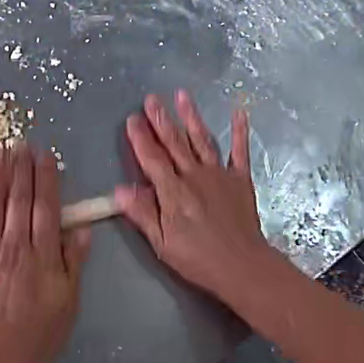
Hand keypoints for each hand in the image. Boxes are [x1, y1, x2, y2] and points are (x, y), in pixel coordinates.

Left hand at [0, 144, 90, 362]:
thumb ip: (72, 261)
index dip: (45, 178)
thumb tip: (80, 229)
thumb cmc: (38, 333)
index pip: (45, 206)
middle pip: (18, 199)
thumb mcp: (68, 300)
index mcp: (41, 251)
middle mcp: (13, 243)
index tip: (43, 155)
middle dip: (20, 168)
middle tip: (19, 142)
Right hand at [117, 91, 284, 300]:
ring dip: (191, 117)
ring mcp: (219, 174)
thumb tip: (119, 190)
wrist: (244, 267)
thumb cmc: (198, 259)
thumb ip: (142, 214)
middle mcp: (194, 176)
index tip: (131, 119)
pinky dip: (238, 132)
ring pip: (201, 140)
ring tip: (182, 95)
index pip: (152, 159)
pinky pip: (238, 151)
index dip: (140, 138)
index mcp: (173, 192)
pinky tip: (238, 112)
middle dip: (160, 120)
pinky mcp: (240, 179)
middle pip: (174, 143)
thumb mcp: (162, 243)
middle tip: (151, 98)